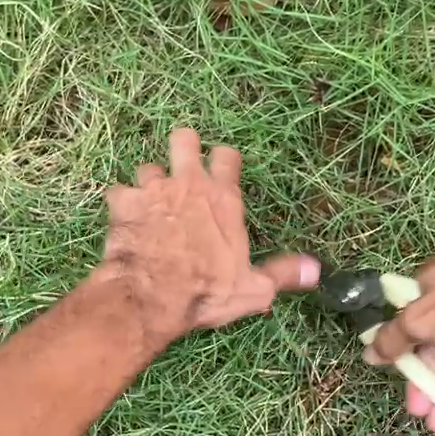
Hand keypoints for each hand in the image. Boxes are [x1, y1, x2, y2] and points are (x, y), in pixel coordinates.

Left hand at [99, 128, 317, 344]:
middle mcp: (188, 184)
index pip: (227, 155)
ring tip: (150, 204)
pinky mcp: (122, 204)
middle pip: (184, 139)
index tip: (221, 171)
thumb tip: (316, 270)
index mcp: (223, 198)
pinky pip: (118, 192)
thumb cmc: (206, 291)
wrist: (153, 296)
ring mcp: (152, 190)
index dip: (223, 160)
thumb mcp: (252, 288)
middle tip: (181, 170)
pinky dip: (121, 205)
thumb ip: (282, 273)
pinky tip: (123, 220)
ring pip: (147, 166)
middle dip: (182, 149)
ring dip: (149, 183)